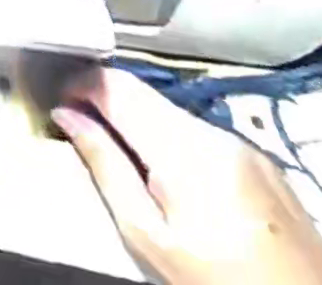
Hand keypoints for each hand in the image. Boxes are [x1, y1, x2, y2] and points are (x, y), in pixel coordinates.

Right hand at [52, 67, 321, 284]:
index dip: (78, 82)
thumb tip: (66, 115)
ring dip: (135, 119)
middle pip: (143, 93)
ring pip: (169, 109)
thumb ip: (105, 167)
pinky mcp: (263, 163)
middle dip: (103, 99)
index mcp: (188, 150)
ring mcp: (246, 146)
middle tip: (76, 123)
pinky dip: (169, 137)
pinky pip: (199, 131)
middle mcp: (217, 134)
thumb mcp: (148, 238)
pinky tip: (164, 172)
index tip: (57, 100)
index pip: (116, 86)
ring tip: (117, 152)